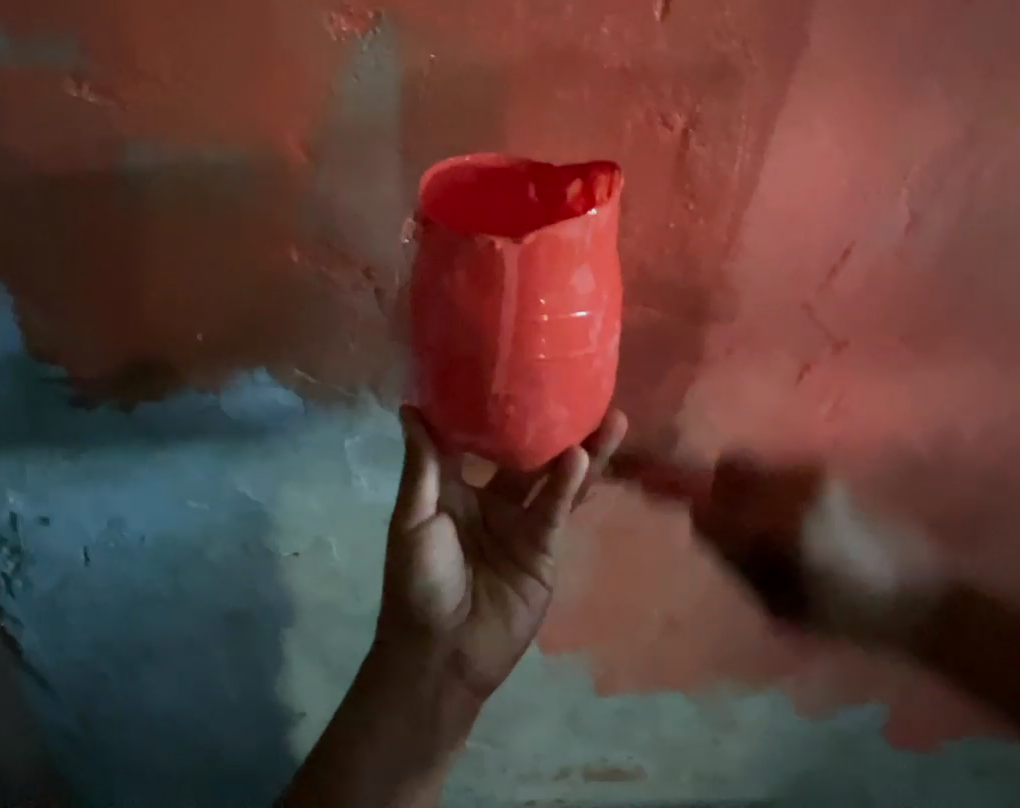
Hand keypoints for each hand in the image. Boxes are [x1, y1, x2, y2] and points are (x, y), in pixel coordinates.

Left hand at [377, 405, 628, 696]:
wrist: (440, 652)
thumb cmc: (417, 579)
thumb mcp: (413, 516)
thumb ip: (421, 464)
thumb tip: (410, 406)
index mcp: (456, 487)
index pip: (480, 438)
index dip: (498, 408)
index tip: (516, 368)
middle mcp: (493, 498)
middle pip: (528, 454)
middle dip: (552, 425)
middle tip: (578, 387)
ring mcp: (522, 523)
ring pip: (554, 478)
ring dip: (580, 450)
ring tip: (609, 416)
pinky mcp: (544, 549)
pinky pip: (556, 510)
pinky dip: (568, 485)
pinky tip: (581, 457)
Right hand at [616, 453, 944, 647]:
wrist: (923, 597)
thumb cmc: (846, 613)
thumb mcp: (777, 602)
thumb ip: (731, 554)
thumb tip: (696, 515)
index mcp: (776, 529)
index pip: (701, 496)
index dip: (657, 478)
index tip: (623, 466)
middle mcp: (790, 490)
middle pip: (725, 472)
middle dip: (718, 493)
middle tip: (734, 529)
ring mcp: (812, 474)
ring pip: (750, 469)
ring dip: (746, 492)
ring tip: (774, 530)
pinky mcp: (827, 470)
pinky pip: (777, 472)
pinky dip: (772, 492)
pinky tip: (799, 524)